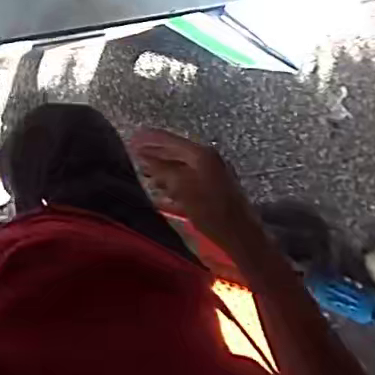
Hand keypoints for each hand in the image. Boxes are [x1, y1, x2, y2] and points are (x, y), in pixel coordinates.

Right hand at [128, 129, 255, 243]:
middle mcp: (209, 158)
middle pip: (176, 152)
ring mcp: (214, 172)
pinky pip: (188, 178)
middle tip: (135, 154)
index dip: (150, 140)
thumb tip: (144, 158)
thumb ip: (161, 170)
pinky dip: (173, 181)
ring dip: (162, 169)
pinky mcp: (215, 188)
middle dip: (155, 154)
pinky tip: (162, 190)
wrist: (241, 235)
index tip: (133, 139)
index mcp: (202, 154)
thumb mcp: (181, 188)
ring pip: (181, 166)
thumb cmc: (211, 211)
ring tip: (144, 172)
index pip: (170, 140)